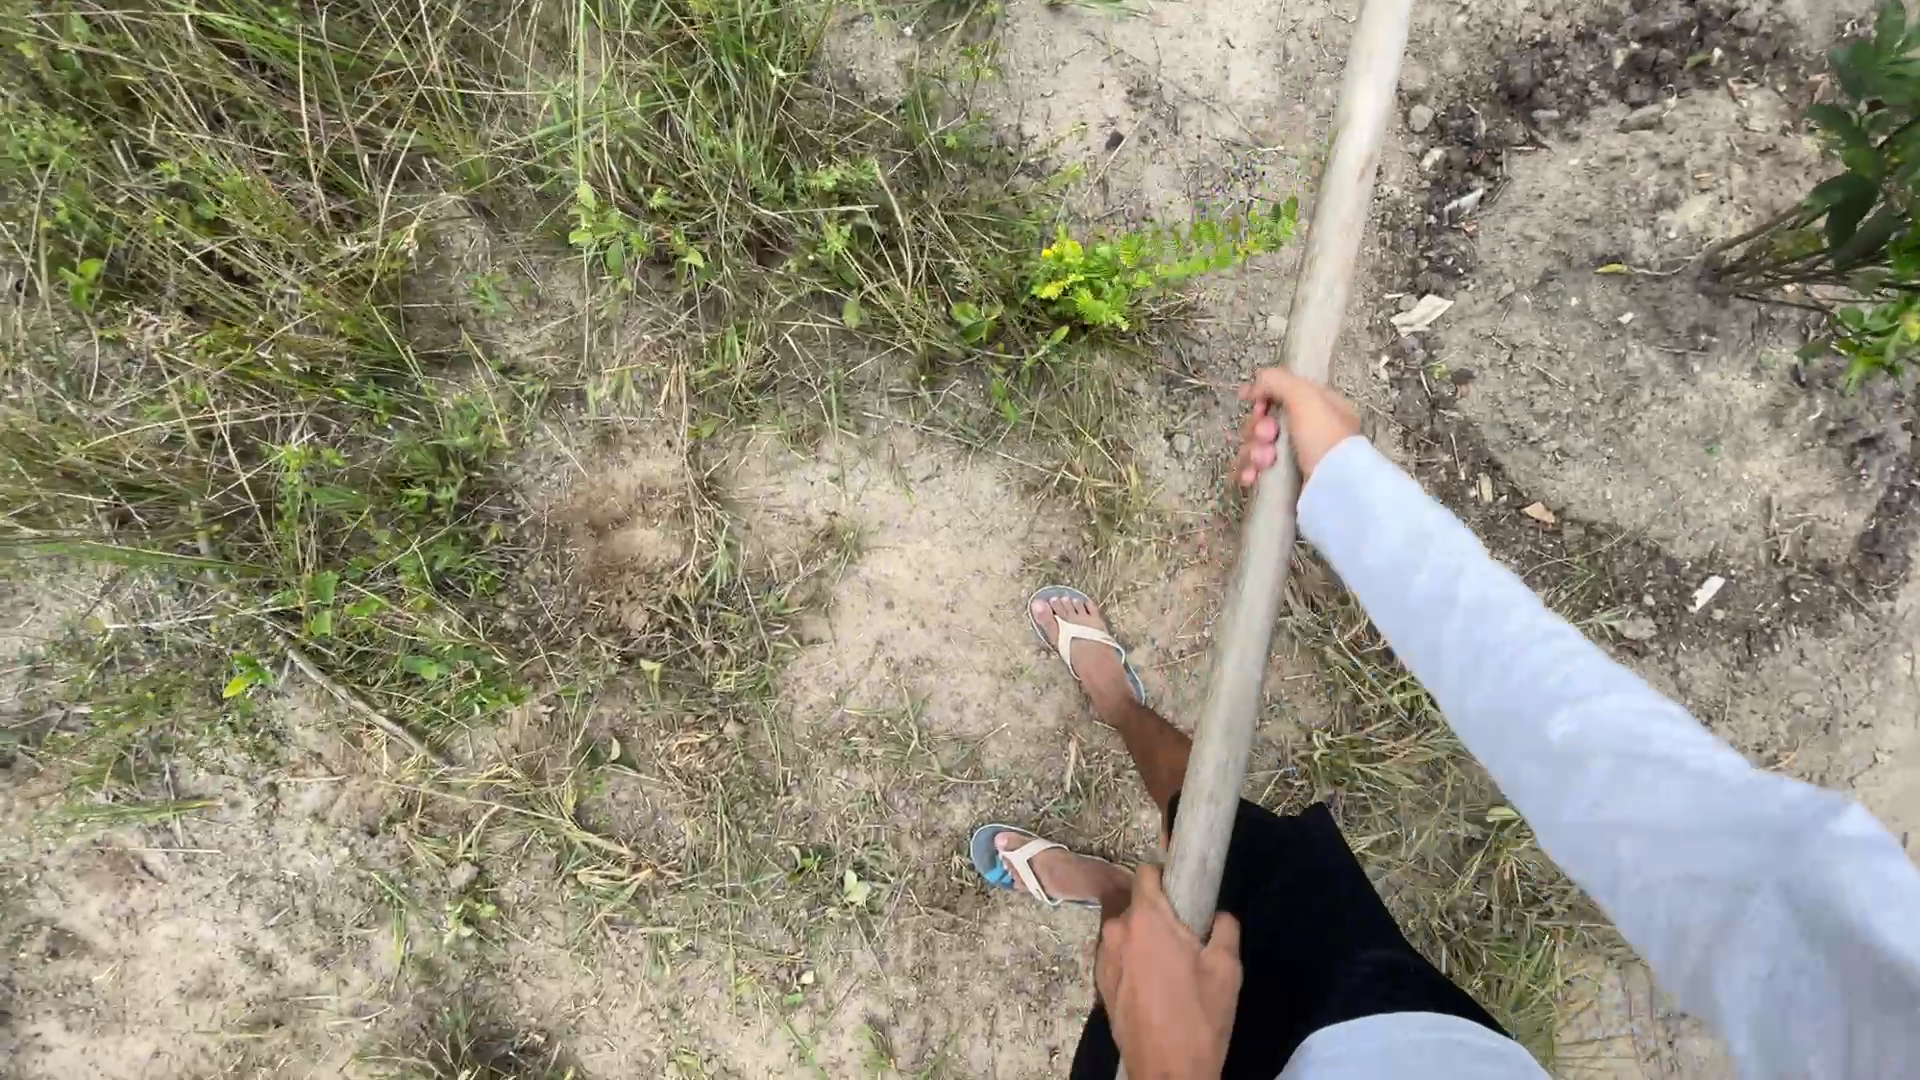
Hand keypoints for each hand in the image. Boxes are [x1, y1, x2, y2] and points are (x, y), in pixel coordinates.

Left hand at [1096, 864, 1241, 1079]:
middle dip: (1158, 914)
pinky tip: (1152, 986)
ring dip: (1143, 939)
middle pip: (1137, 904)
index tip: (1181, 893)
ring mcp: (1104, 955)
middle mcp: (1117, 928)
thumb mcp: (1227, 971)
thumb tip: (1221, 914)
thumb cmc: (1199, 1018)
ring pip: (1126, 930)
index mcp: (1146, 918)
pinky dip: (1132, 960)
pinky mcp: (1099, 980)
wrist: (1167, 1073)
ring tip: (1169, 967)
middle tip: (1183, 939)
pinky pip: (1117, 955)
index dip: (1164, 877)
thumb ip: (1225, 929)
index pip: (1146, 872)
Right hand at [1235, 367, 1360, 486]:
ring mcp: (1294, 456)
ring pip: (1256, 446)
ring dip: (1253, 452)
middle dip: (1258, 430)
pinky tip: (1251, 477)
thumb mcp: (1305, 398)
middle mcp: (1306, 429)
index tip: (1258, 407)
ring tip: (1264, 463)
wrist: (1334, 487)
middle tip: (1268, 437)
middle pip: (1264, 421)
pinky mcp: (1283, 479)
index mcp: (1318, 406)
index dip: (1263, 399)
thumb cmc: (1324, 438)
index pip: (1281, 394)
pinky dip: (1249, 471)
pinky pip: (1255, 469)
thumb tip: (1253, 384)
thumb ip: (1278, 382)